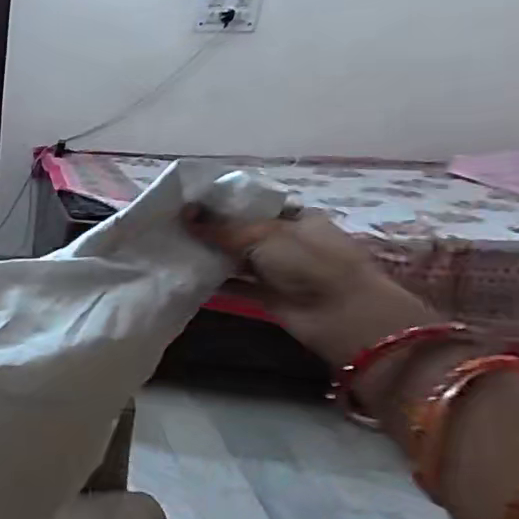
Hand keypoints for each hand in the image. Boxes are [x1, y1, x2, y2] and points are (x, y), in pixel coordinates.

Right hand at [180, 203, 437, 364]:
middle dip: (213, 228)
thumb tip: (184, 213)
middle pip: (243, 230)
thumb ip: (221, 227)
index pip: (254, 204)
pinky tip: (188, 272)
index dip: (223, 203)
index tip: (190, 202)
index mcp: (295, 217)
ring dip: (211, 254)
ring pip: (237, 258)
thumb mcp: (263, 236)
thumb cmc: (311, 263)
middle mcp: (287, 240)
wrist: (344, 317)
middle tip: (175, 223)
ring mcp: (278, 269)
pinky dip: (215, 280)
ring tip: (173, 245)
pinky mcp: (269, 295)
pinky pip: (236, 284)